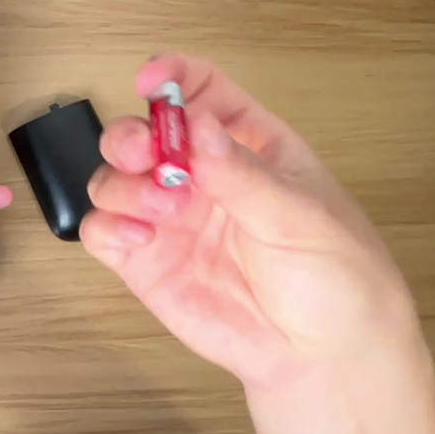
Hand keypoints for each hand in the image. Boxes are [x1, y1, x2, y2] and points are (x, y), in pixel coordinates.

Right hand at [81, 54, 420, 390]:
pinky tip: (138, 240)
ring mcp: (164, 219)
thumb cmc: (335, 276)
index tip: (151, 81)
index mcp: (246, 148)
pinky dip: (105, 228)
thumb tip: (194, 128)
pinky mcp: (140, 261)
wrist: (316, 355)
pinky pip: (99, 231)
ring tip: (160, 212)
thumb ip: (244, 175)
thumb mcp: (303, 218)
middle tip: (142, 156)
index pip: (201, 94)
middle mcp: (196, 178)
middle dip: (128, 137)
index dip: (172, 78)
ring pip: (110, 180)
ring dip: (121, 186)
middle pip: (139, 135)